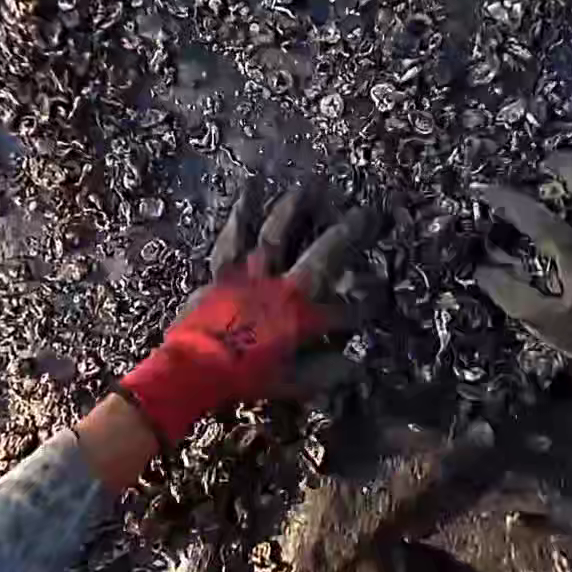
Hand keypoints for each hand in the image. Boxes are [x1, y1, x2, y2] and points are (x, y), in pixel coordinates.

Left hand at [120, 185, 370, 443]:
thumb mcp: (290, 383)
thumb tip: (354, 364)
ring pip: (277, 232)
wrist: (194, 367)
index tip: (377, 298)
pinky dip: (242, 212)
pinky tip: (249, 190)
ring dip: (295, 210)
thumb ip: (325, 373)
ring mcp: (251, 272)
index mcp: (302, 316)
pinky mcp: (225, 268)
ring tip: (309, 187)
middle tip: (367, 213)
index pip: (345, 309)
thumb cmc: (244, 376)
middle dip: (349, 234)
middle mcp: (281, 286)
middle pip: (323, 254)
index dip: (365, 305)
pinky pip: (235, 235)